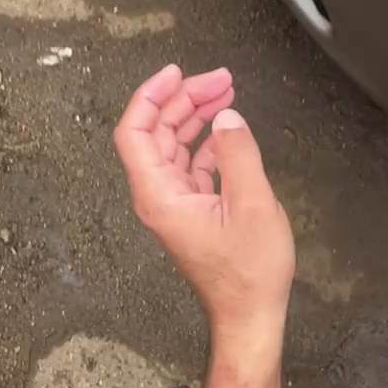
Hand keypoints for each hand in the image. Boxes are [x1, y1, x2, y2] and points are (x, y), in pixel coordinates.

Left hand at [113, 65, 295, 363]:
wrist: (251, 314)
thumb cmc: (250, 272)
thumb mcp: (252, 205)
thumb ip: (238, 154)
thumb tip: (227, 117)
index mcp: (160, 196)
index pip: (135, 133)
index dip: (151, 97)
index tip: (177, 73)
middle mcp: (160, 197)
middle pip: (156, 133)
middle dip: (184, 100)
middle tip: (220, 79)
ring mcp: (175, 204)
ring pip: (174, 146)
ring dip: (196, 117)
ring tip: (227, 93)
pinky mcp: (193, 210)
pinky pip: (190, 164)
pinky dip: (206, 141)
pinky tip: (226, 129)